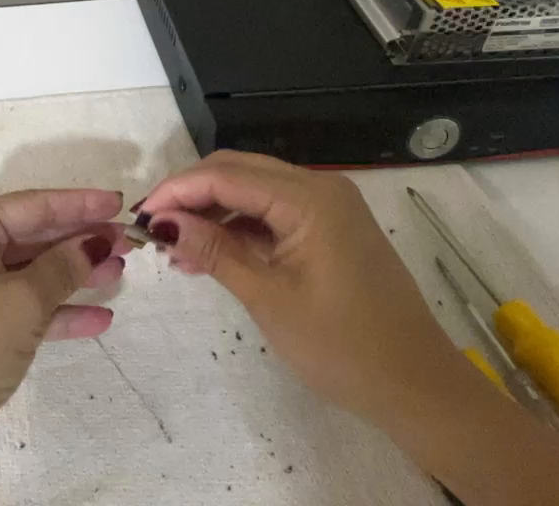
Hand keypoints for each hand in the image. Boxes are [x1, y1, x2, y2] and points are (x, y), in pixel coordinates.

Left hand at [0, 189, 127, 504]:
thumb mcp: (22, 299)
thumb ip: (62, 267)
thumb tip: (94, 244)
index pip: (32, 205)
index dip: (77, 203)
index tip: (118, 201)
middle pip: (33, 236)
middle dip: (79, 238)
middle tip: (127, 238)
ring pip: (33, 274)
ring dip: (75, 274)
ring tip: (120, 271)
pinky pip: (27, 311)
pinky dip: (60, 312)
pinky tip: (99, 318)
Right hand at [139, 152, 558, 505]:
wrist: (418, 387)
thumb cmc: (344, 346)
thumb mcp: (269, 298)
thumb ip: (214, 251)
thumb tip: (162, 222)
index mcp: (309, 198)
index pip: (226, 176)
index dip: (177, 190)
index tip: (140, 215)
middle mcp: (319, 187)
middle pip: (237, 172)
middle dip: (190, 194)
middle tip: (153, 227)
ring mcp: (326, 206)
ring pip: (251, 190)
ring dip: (211, 211)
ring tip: (175, 248)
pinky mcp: (328, 227)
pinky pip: (271, 211)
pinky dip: (237, 227)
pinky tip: (209, 254)